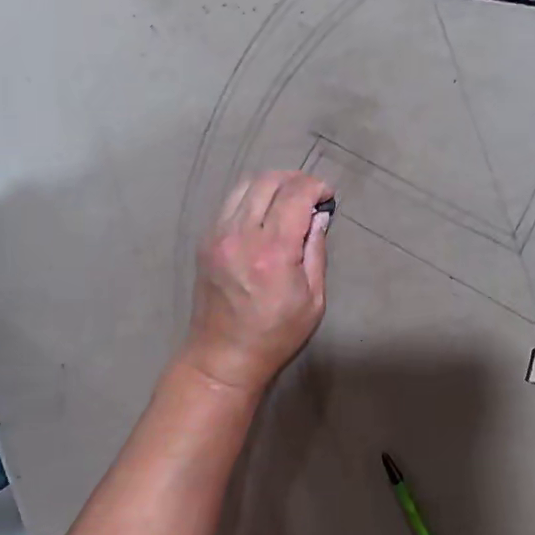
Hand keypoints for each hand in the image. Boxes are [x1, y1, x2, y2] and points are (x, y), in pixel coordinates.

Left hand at [179, 171, 332, 392]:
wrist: (224, 355)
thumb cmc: (277, 334)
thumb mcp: (313, 299)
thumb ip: (316, 251)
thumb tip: (319, 217)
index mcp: (273, 252)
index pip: (295, 195)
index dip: (315, 186)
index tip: (328, 195)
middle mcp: (241, 235)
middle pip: (268, 181)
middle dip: (295, 179)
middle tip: (312, 193)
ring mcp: (218, 235)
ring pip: (244, 185)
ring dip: (272, 184)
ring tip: (289, 198)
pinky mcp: (206, 241)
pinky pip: (230, 203)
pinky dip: (252, 197)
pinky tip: (266, 212)